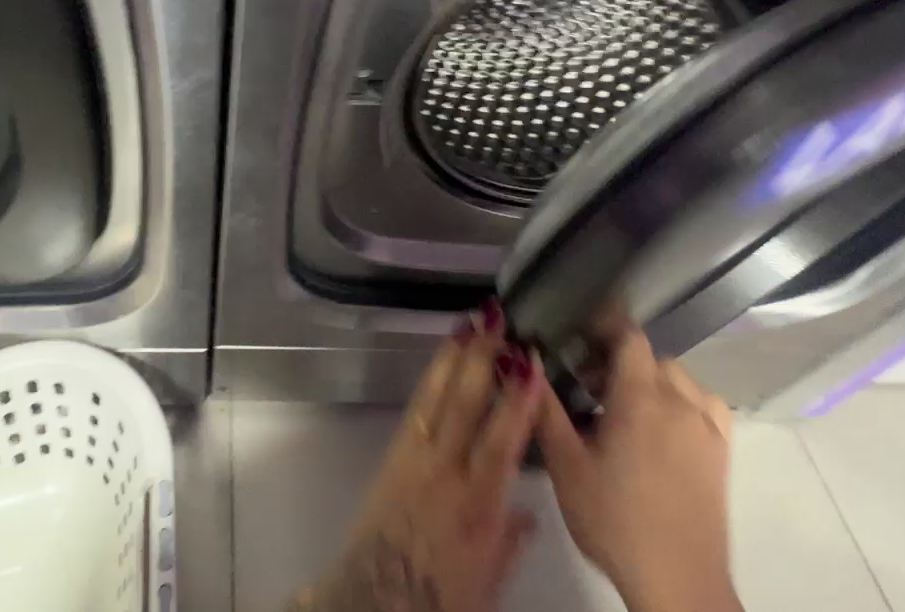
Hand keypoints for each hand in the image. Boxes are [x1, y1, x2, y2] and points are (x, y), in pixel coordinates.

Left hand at [294, 300, 543, 611]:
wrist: (376, 596)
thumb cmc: (441, 593)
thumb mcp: (489, 578)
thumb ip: (510, 540)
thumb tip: (527, 511)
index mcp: (478, 504)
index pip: (502, 442)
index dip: (517, 400)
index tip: (529, 361)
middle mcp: (446, 471)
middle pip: (466, 406)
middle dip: (481, 360)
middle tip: (495, 319)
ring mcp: (416, 457)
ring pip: (437, 398)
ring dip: (452, 357)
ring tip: (466, 322)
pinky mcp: (394, 453)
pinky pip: (417, 408)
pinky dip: (430, 379)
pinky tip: (441, 358)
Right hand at [535, 319, 740, 611]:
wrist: (676, 581)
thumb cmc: (613, 519)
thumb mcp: (565, 464)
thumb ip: (544, 407)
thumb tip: (523, 360)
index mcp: (641, 398)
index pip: (629, 337)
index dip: (604, 325)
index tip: (577, 332)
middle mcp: (681, 403)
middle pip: (650, 357)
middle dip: (617, 359)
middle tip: (584, 382)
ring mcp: (707, 429)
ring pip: (678, 379)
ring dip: (648, 379)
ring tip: (620, 406)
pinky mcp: (721, 454)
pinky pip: (704, 405)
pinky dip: (680, 400)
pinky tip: (660, 424)